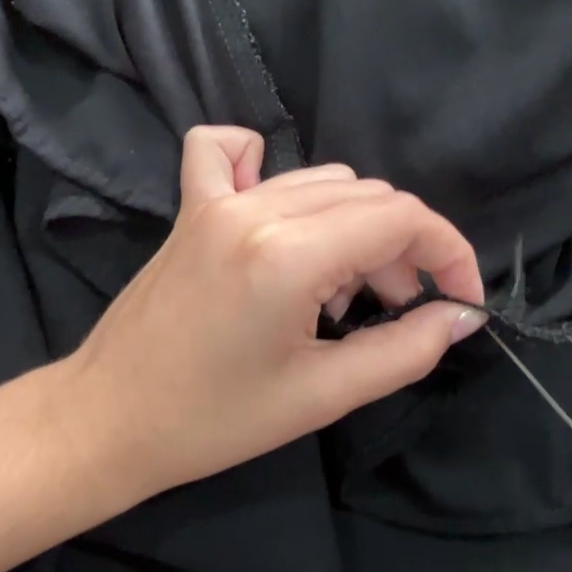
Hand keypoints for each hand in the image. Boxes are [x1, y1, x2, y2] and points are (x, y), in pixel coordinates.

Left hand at [58, 126, 488, 496]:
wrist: (109, 418)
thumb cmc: (213, 420)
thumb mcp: (322, 396)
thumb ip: (405, 350)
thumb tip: (462, 316)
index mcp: (289, 253)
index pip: (401, 217)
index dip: (449, 252)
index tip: (461, 298)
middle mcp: (254, 208)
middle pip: (366, 196)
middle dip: (404, 247)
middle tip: (398, 307)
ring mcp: (215, 200)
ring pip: (319, 181)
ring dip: (353, 225)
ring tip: (341, 291)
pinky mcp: (189, 207)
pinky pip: (228, 151)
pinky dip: (266, 167)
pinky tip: (277, 212)